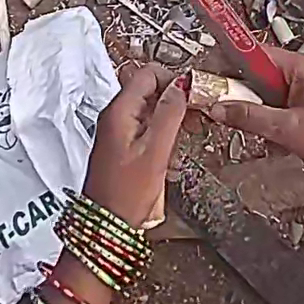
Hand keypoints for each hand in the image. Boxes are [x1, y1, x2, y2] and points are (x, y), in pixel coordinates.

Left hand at [85, 64, 187, 225]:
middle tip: (196, 116)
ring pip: (150, 107)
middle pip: (150, 89)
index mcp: (120, 111)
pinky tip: (173, 148)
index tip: (194, 96)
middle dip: (176, 98)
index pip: (149, 74)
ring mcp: (117, 130)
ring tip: (189, 133)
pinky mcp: (122, 145)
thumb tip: (183, 83)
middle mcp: (115, 115)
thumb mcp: (155, 150)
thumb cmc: (127, 194)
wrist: (106, 228)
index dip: (174, 80)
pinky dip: (163, 131)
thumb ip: (170, 113)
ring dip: (172, 116)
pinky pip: (146, 126)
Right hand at [208, 47, 303, 182]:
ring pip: (263, 97)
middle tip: (219, 114)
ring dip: (253, 116)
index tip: (203, 76)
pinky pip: (276, 112)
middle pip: (253, 76)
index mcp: (298, 66)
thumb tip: (218, 108)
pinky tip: (273, 146)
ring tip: (257, 136)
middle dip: (236, 96)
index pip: (251, 52)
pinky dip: (269, 127)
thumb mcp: (293, 130)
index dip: (224, 62)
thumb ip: (252, 118)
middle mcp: (300, 74)